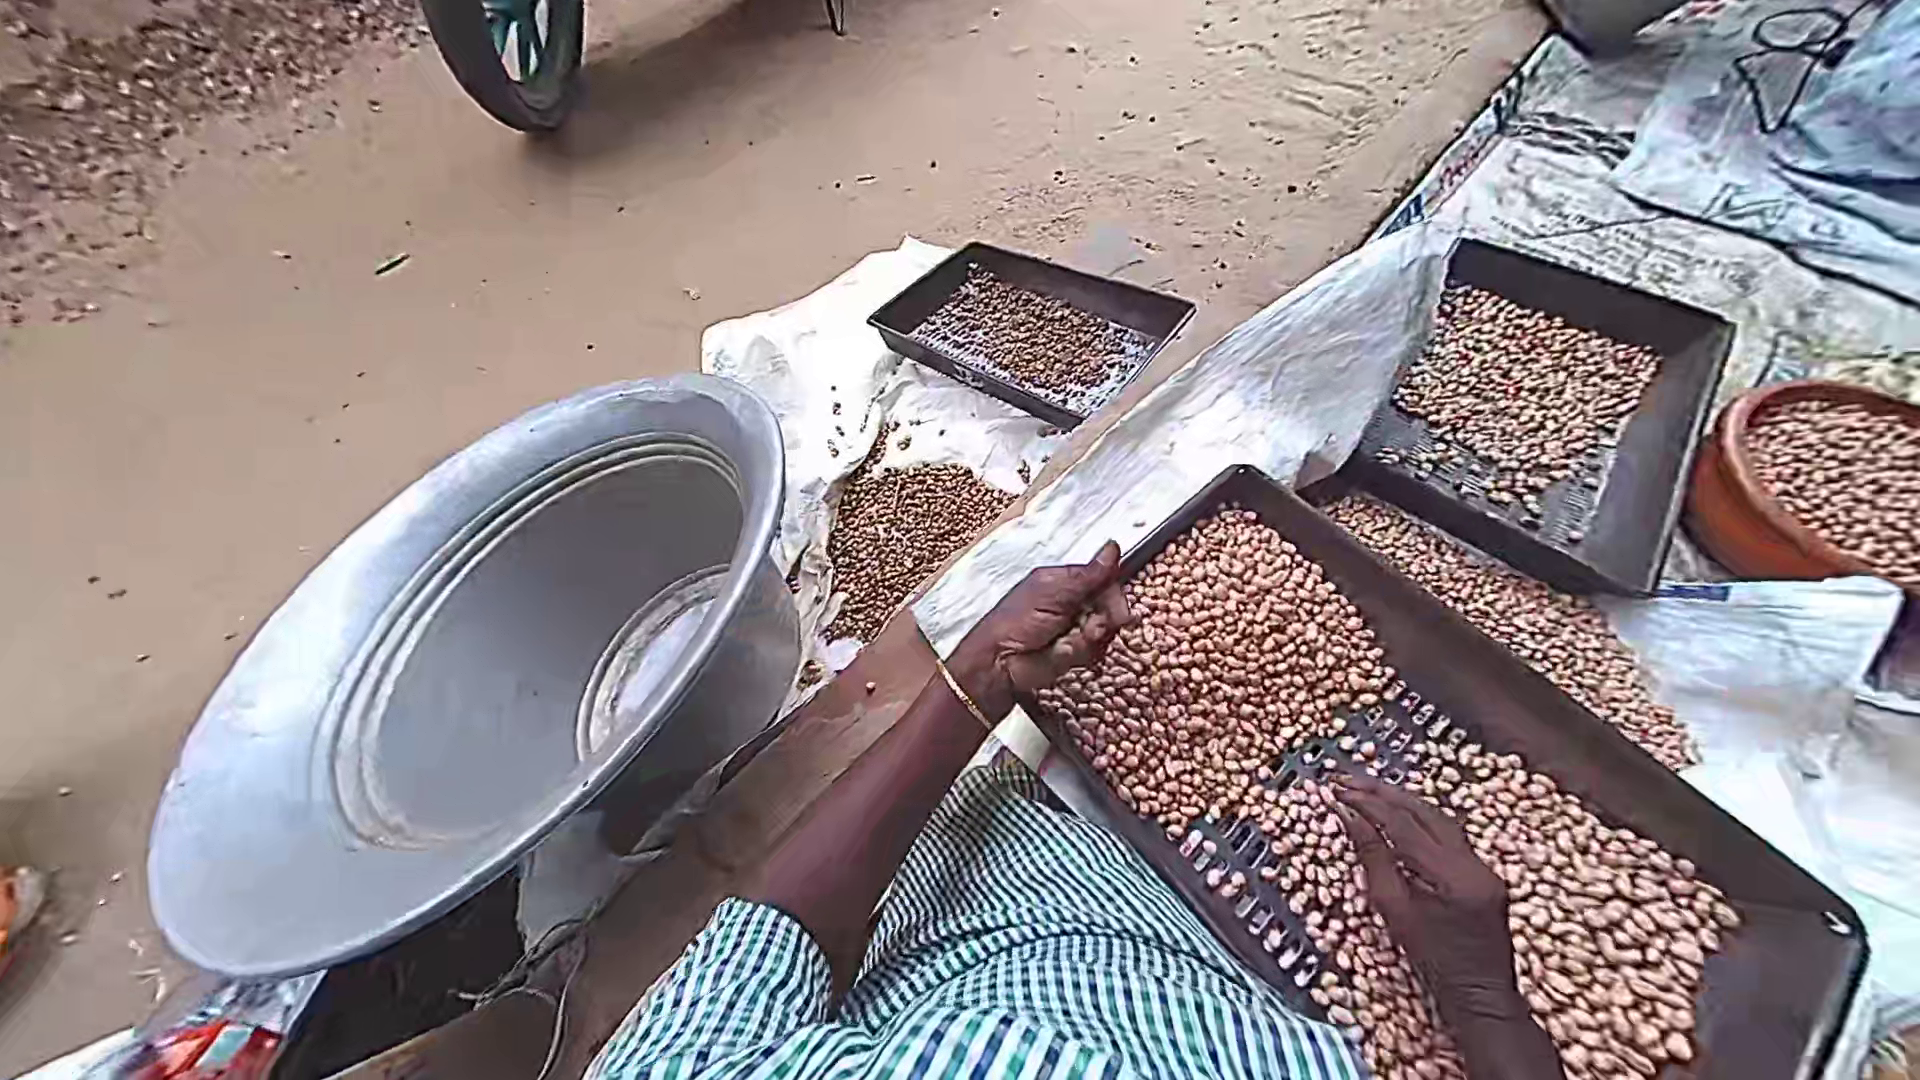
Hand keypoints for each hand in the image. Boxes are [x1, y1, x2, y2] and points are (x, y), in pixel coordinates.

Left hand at [946, 541, 1132, 720]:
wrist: (999, 664)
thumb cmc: (1015, 622)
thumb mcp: (1052, 592)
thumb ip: (1087, 575)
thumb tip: (1113, 547)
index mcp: (1064, 581)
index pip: (1103, 579)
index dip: (1113, 594)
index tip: (1116, 608)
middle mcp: (1073, 602)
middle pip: (1110, 606)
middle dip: (1104, 619)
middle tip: (1090, 629)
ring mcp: (1076, 628)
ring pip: (1106, 630)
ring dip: (1090, 638)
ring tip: (1066, 643)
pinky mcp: (1076, 652)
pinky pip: (1097, 651)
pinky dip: (1082, 653)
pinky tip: (1063, 652)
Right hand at [1333, 774, 1527, 1028]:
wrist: (1480, 994)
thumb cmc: (1430, 957)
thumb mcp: (1391, 906)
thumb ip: (1371, 854)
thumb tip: (1347, 813)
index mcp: (1452, 876)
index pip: (1402, 824)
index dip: (1366, 803)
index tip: (1336, 791)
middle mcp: (1475, 865)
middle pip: (1423, 811)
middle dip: (1382, 792)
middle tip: (1346, 779)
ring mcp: (1484, 867)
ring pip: (1438, 816)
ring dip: (1400, 799)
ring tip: (1366, 788)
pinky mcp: (1483, 871)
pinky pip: (1446, 831)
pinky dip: (1417, 816)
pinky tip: (1395, 811)